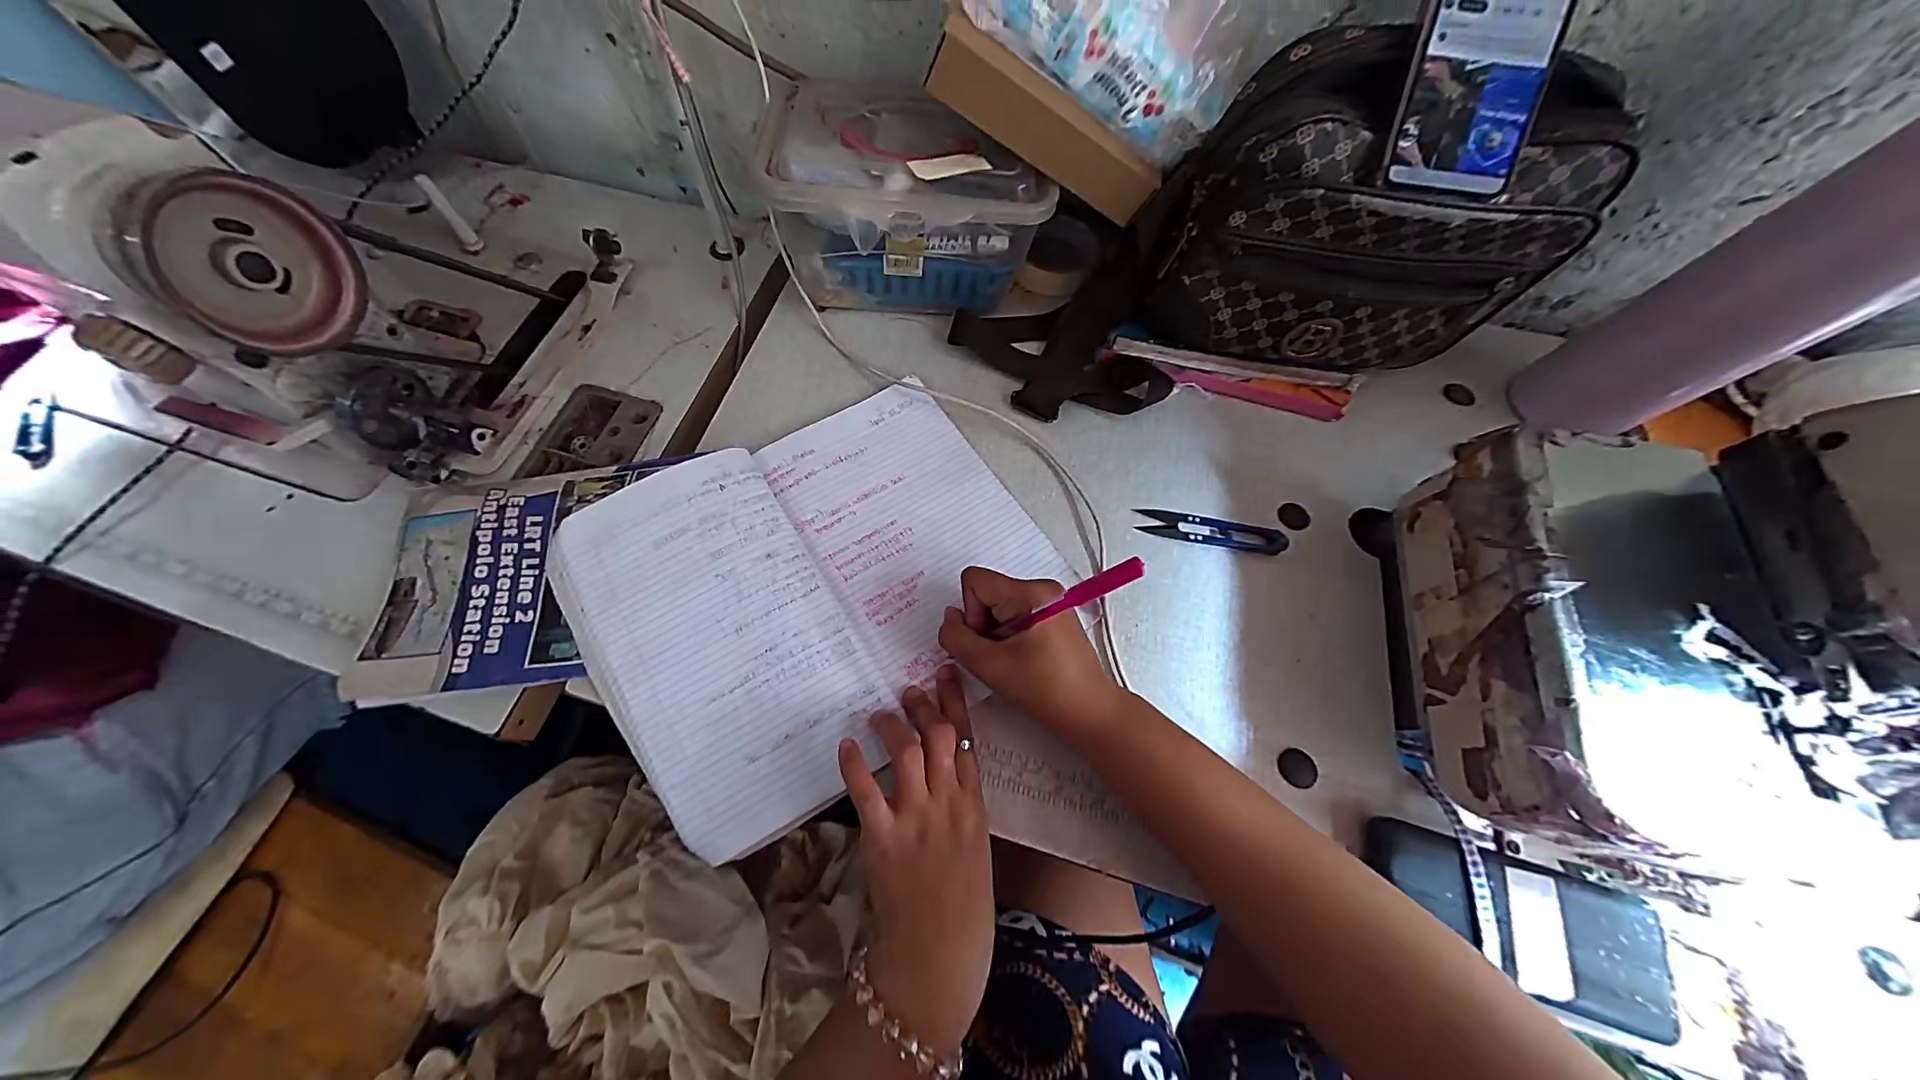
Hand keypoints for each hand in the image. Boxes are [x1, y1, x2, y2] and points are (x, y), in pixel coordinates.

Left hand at [838, 666, 993, 1056]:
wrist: (941, 952)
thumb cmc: (964, 903)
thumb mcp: (976, 847)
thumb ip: (963, 806)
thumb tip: (947, 771)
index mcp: (975, 807)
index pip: (967, 742)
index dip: (955, 705)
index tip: (946, 678)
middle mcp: (948, 805)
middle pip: (939, 738)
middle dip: (924, 706)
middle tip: (909, 689)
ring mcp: (916, 820)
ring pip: (907, 754)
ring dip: (892, 726)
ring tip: (880, 713)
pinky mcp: (884, 839)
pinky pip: (867, 790)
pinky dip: (855, 764)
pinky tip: (848, 745)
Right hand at [937, 566, 1127, 736]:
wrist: (1088, 710)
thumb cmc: (1045, 689)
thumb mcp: (988, 665)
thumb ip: (956, 638)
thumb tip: (950, 619)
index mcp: (1031, 593)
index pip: (974, 581)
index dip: (970, 613)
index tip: (988, 642)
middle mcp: (1043, 589)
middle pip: (987, 593)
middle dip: (983, 624)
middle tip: (999, 655)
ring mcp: (1050, 601)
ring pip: (999, 606)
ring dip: (995, 634)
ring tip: (1013, 660)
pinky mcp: (1053, 616)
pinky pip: (1015, 615)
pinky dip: (1009, 637)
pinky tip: (1022, 660)